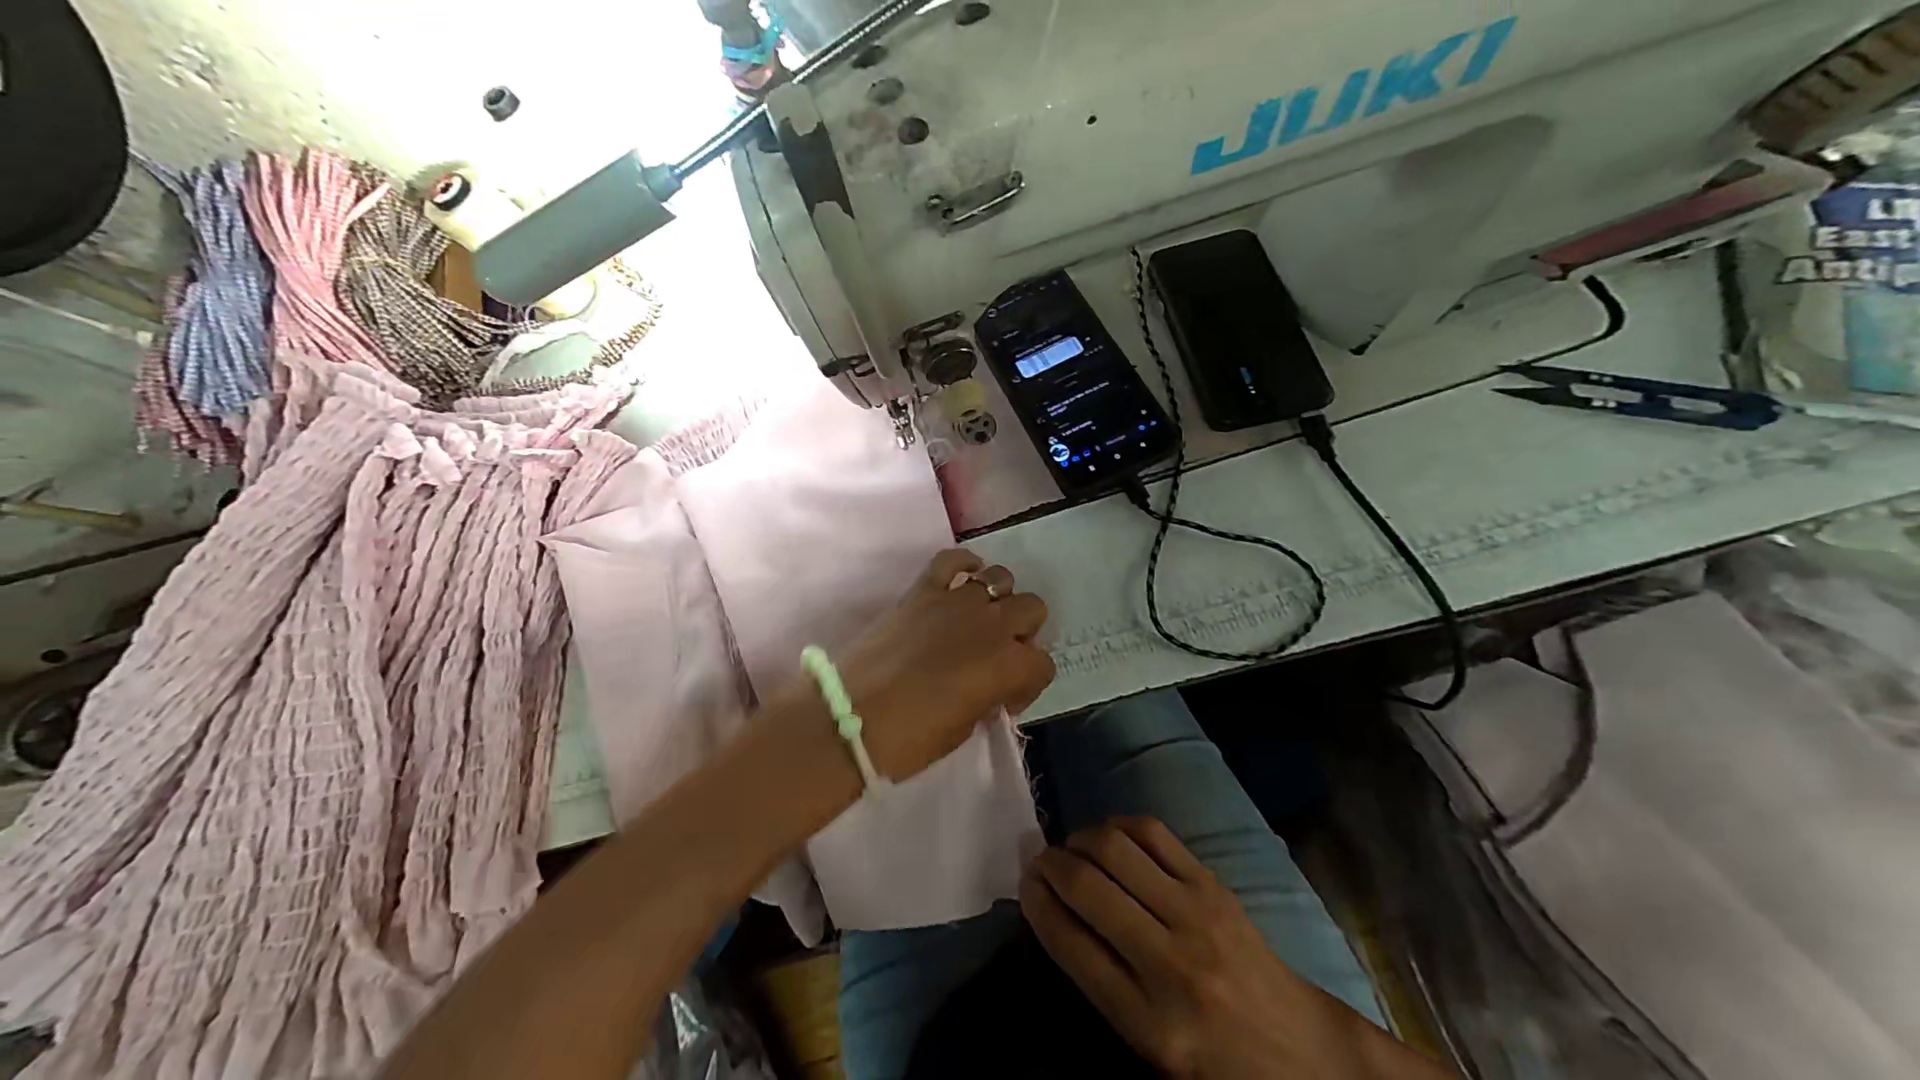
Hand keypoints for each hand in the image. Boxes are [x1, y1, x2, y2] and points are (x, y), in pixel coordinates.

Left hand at [827, 549, 1053, 780]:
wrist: (850, 717)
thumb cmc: (911, 738)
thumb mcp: (963, 729)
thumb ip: (987, 699)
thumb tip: (990, 690)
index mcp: (1007, 665)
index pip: (1042, 664)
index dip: (1029, 684)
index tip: (1006, 700)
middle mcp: (991, 625)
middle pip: (1032, 609)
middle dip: (1023, 632)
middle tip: (1000, 655)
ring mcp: (956, 601)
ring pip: (1000, 578)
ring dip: (999, 598)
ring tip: (981, 620)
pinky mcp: (922, 590)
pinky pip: (951, 561)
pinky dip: (963, 566)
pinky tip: (963, 581)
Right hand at [1023, 818, 1451, 1079]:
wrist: (1299, 1048)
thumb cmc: (1211, 1054)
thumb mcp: (1146, 1041)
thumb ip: (1098, 978)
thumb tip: (1052, 907)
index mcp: (1146, 1021)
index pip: (1069, 943)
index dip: (1036, 902)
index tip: (1025, 884)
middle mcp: (1169, 963)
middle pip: (1086, 887)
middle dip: (1050, 865)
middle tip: (1040, 862)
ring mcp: (1196, 915)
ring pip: (1115, 849)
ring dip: (1079, 839)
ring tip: (1072, 848)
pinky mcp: (1214, 884)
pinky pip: (1152, 833)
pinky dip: (1118, 825)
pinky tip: (1109, 836)